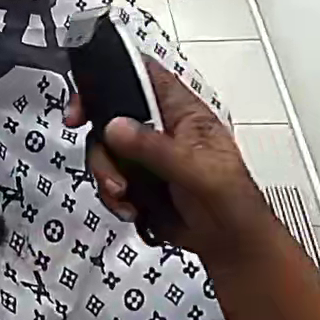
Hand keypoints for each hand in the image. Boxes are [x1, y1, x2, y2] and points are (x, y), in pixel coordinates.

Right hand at [66, 57, 274, 263]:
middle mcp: (160, 128)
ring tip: (125, 193)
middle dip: (101, 143)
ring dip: (106, 174)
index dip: (112, 76)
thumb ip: (154, 147)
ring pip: (105, 150)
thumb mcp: (195, 169)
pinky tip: (130, 206)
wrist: (230, 244)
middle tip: (103, 159)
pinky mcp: (137, 180)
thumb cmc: (233, 202)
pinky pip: (108, 177)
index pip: (142, 75)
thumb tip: (117, 126)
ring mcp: (146, 155)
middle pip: (111, 117)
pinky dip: (112, 195)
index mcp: (181, 111)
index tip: (87, 99)